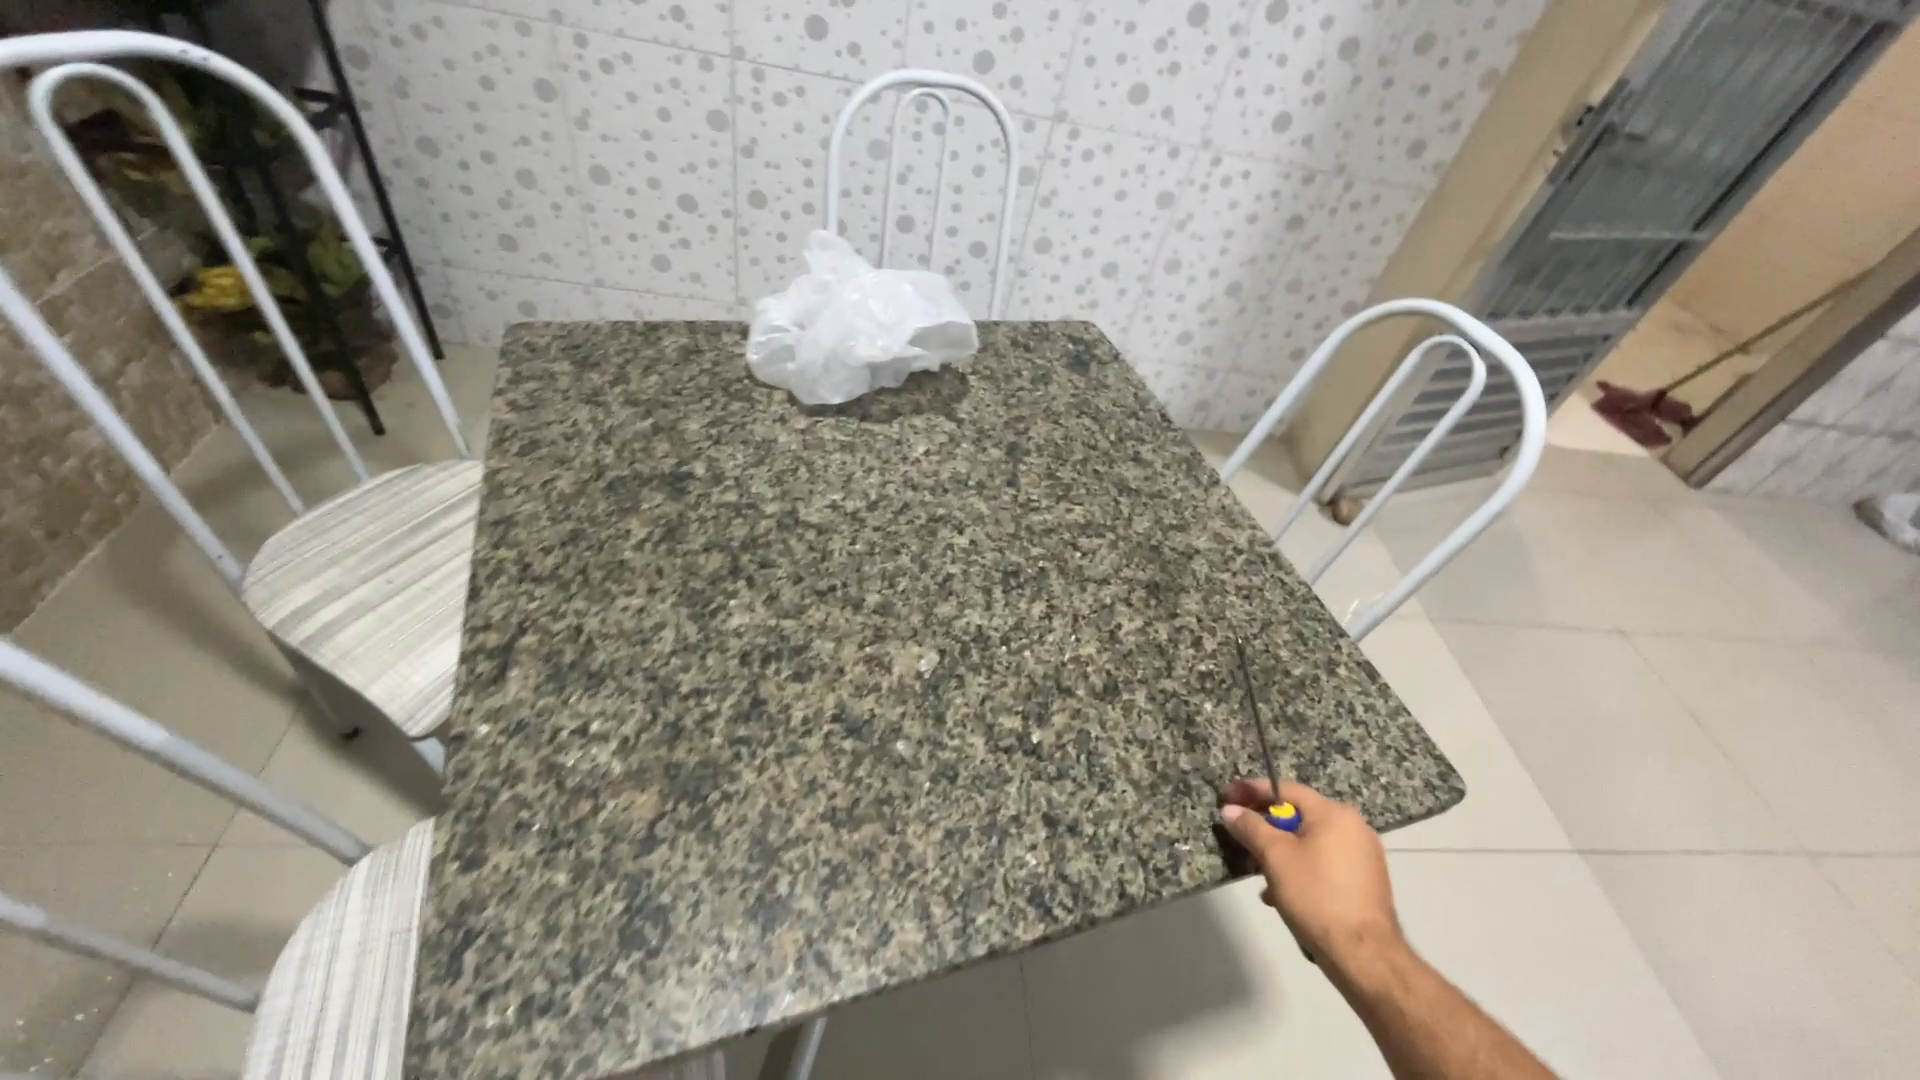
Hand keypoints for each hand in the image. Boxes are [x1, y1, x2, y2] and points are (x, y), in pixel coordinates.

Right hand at [1219, 779, 1403, 972]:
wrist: (1363, 954)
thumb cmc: (1316, 895)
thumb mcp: (1275, 857)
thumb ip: (1251, 827)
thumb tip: (1230, 810)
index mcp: (1334, 813)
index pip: (1286, 789)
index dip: (1252, 790)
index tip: (1226, 797)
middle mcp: (1354, 827)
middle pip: (1298, 816)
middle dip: (1265, 828)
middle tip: (1239, 838)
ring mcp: (1363, 855)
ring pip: (1309, 843)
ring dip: (1280, 854)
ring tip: (1259, 875)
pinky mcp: (1365, 881)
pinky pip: (1323, 863)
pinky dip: (1300, 870)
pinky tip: (1282, 894)